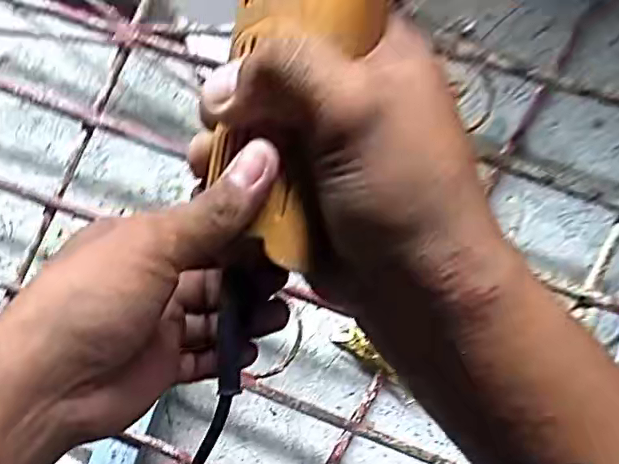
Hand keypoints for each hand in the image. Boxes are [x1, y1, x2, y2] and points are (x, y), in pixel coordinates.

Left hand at [0, 139, 289, 446]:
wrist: (50, 384)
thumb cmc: (86, 303)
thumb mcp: (151, 246)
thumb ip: (211, 215)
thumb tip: (262, 159)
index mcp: (142, 240)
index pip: (205, 225)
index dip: (245, 226)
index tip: (285, 229)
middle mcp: (150, 281)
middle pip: (214, 274)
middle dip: (251, 277)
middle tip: (283, 281)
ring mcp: (155, 327)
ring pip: (213, 318)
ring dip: (245, 317)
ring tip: (274, 317)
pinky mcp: (160, 368)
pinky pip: (202, 359)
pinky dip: (226, 356)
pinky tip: (248, 353)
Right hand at [188, 14, 518, 319]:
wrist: (414, 283)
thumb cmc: (399, 187)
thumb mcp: (354, 107)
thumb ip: (289, 73)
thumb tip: (218, 87)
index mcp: (371, 55)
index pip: (311, 20)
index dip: (266, 38)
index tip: (234, 66)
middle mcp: (340, 101)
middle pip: (270, 84)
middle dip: (234, 105)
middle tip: (213, 128)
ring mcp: (316, 157)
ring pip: (255, 140)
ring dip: (223, 153)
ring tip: (203, 169)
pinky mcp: (298, 204)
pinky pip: (254, 188)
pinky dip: (232, 193)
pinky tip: (215, 201)